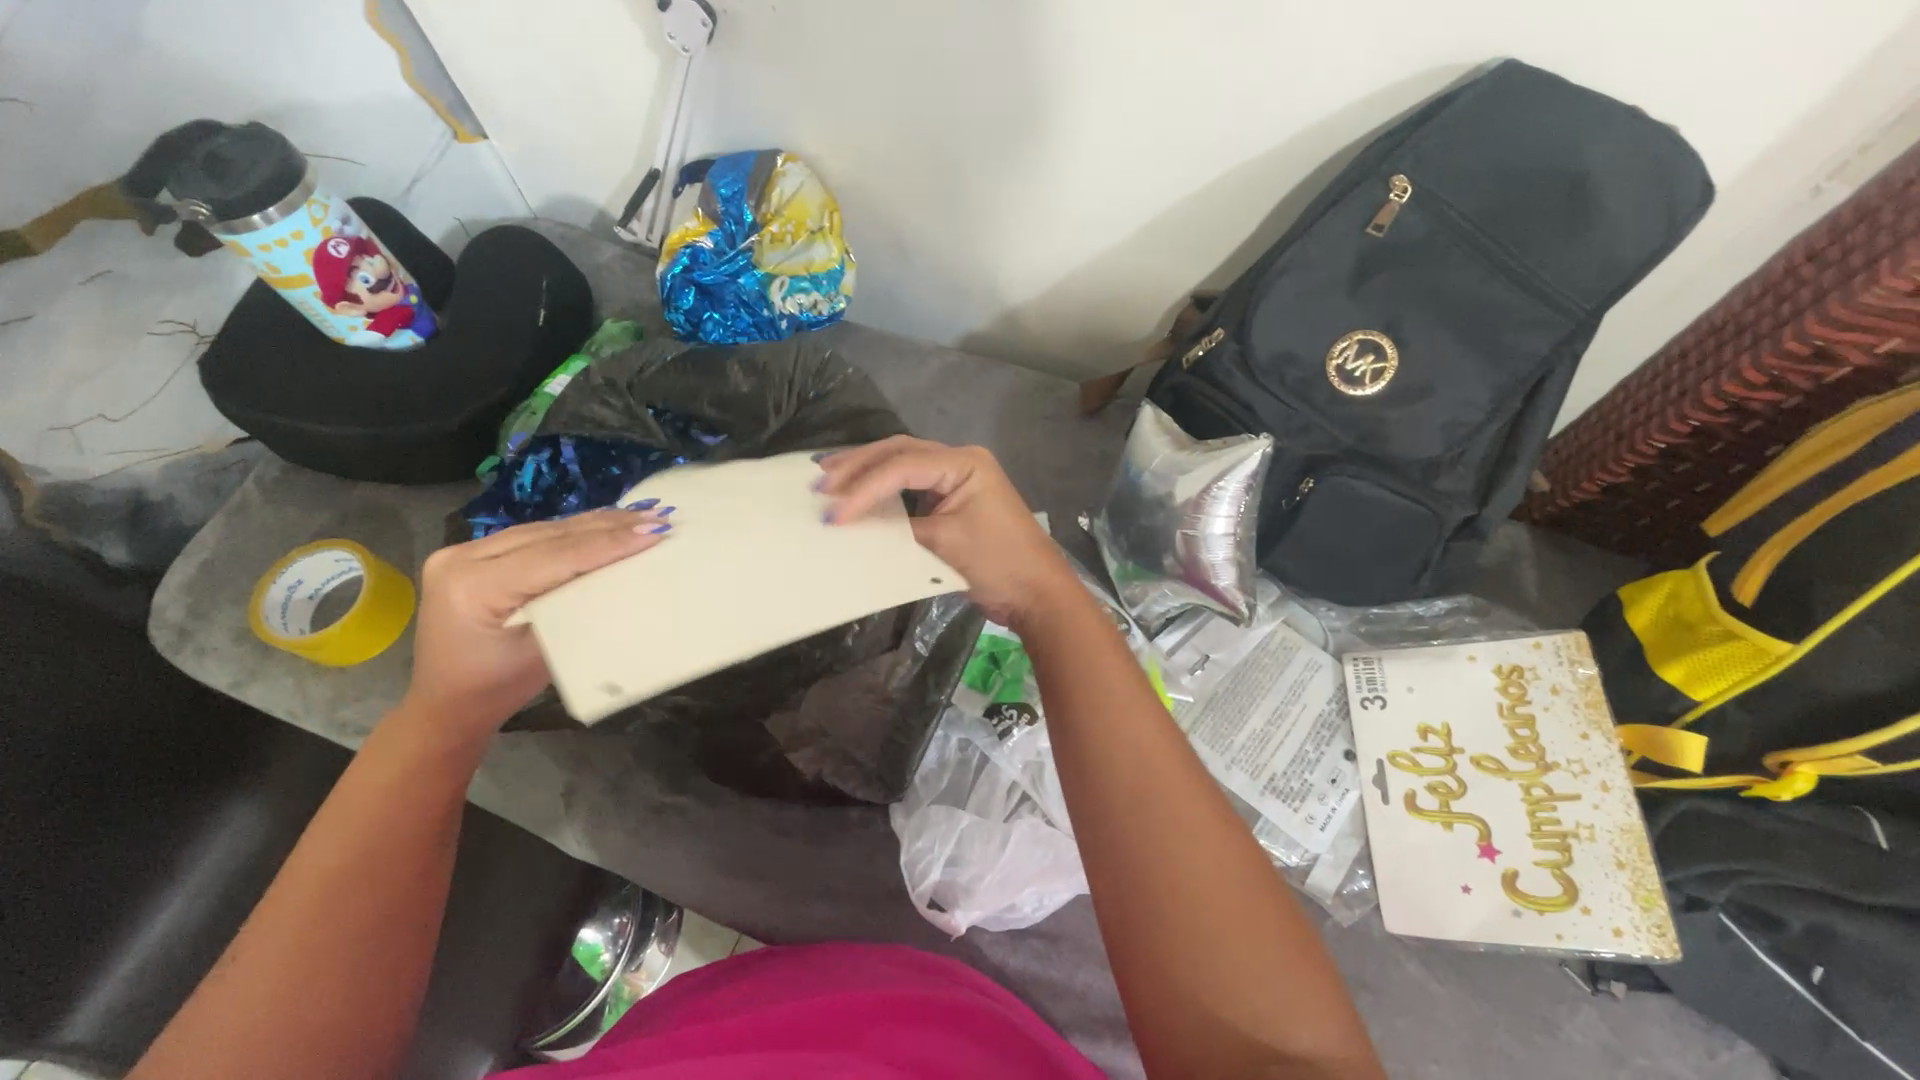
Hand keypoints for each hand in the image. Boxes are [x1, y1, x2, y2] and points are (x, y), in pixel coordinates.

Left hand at [398, 507, 673, 740]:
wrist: (446, 704)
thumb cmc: (496, 689)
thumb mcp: (544, 651)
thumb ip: (578, 605)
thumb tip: (626, 572)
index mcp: (473, 587)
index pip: (554, 556)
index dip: (608, 543)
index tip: (655, 531)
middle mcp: (461, 558)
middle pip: (548, 536)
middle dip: (607, 527)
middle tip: (658, 518)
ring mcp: (462, 552)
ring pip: (541, 530)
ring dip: (593, 525)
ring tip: (639, 516)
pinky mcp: (470, 554)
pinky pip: (530, 536)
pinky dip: (570, 533)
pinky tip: (603, 524)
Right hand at [818, 437, 1079, 627]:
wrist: (1037, 594)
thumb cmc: (998, 564)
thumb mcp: (944, 544)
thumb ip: (898, 529)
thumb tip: (854, 526)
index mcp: (964, 463)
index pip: (902, 465)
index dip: (864, 488)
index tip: (834, 513)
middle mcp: (961, 461)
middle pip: (900, 452)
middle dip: (858, 466)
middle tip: (819, 481)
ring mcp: (958, 479)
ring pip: (903, 464)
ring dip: (867, 472)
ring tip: (828, 479)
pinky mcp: (953, 500)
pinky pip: (912, 486)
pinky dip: (884, 490)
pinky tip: (859, 495)